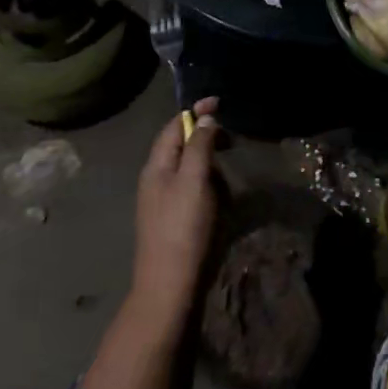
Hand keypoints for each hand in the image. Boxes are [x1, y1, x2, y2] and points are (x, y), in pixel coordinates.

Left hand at [132, 97, 219, 314]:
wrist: (169, 285)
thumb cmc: (183, 228)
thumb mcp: (195, 180)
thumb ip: (199, 146)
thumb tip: (204, 118)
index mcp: (156, 166)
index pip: (173, 127)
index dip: (195, 111)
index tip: (220, 102)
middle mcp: (156, 179)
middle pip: (180, 146)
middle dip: (205, 139)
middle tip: (231, 140)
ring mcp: (163, 201)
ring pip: (189, 169)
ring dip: (210, 165)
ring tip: (227, 174)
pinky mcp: (174, 220)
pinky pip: (193, 190)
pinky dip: (209, 187)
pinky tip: (221, 201)